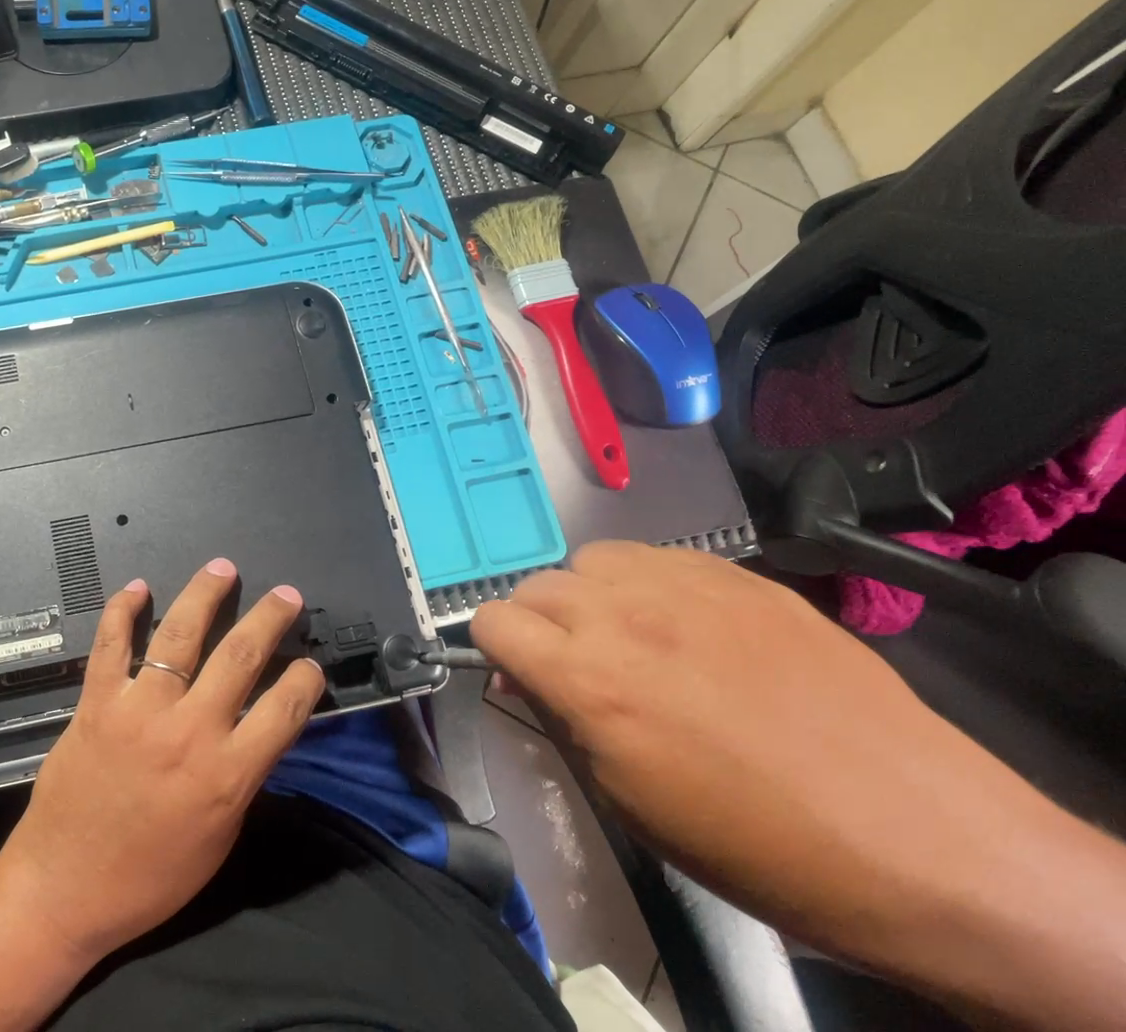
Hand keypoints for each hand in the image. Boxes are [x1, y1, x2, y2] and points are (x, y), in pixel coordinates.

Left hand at [0, 558, 325, 964]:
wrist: (66, 888)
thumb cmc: (150, 878)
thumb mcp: (219, 837)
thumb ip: (240, 777)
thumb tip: (256, 732)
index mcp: (227, 773)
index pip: (284, 708)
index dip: (305, 679)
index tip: (310, 664)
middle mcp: (188, 731)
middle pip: (241, 657)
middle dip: (270, 619)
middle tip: (286, 596)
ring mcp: (138, 711)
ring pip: (179, 636)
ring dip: (205, 596)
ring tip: (223, 570)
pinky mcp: (96, 704)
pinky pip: (111, 645)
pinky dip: (123, 611)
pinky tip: (138, 588)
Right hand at [467, 540, 1125, 1023]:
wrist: (912, 838)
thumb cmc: (751, 845)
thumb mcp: (626, 801)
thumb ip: (562, 722)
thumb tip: (528, 679)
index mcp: (588, 681)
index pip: (491, 622)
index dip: (495, 652)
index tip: (521, 678)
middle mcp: (627, 617)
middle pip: (536, 585)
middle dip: (537, 624)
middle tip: (573, 667)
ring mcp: (692, 590)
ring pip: (596, 558)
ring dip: (590, 594)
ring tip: (628, 636)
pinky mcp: (749, 581)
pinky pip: (663, 556)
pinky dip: (649, 583)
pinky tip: (686, 624)